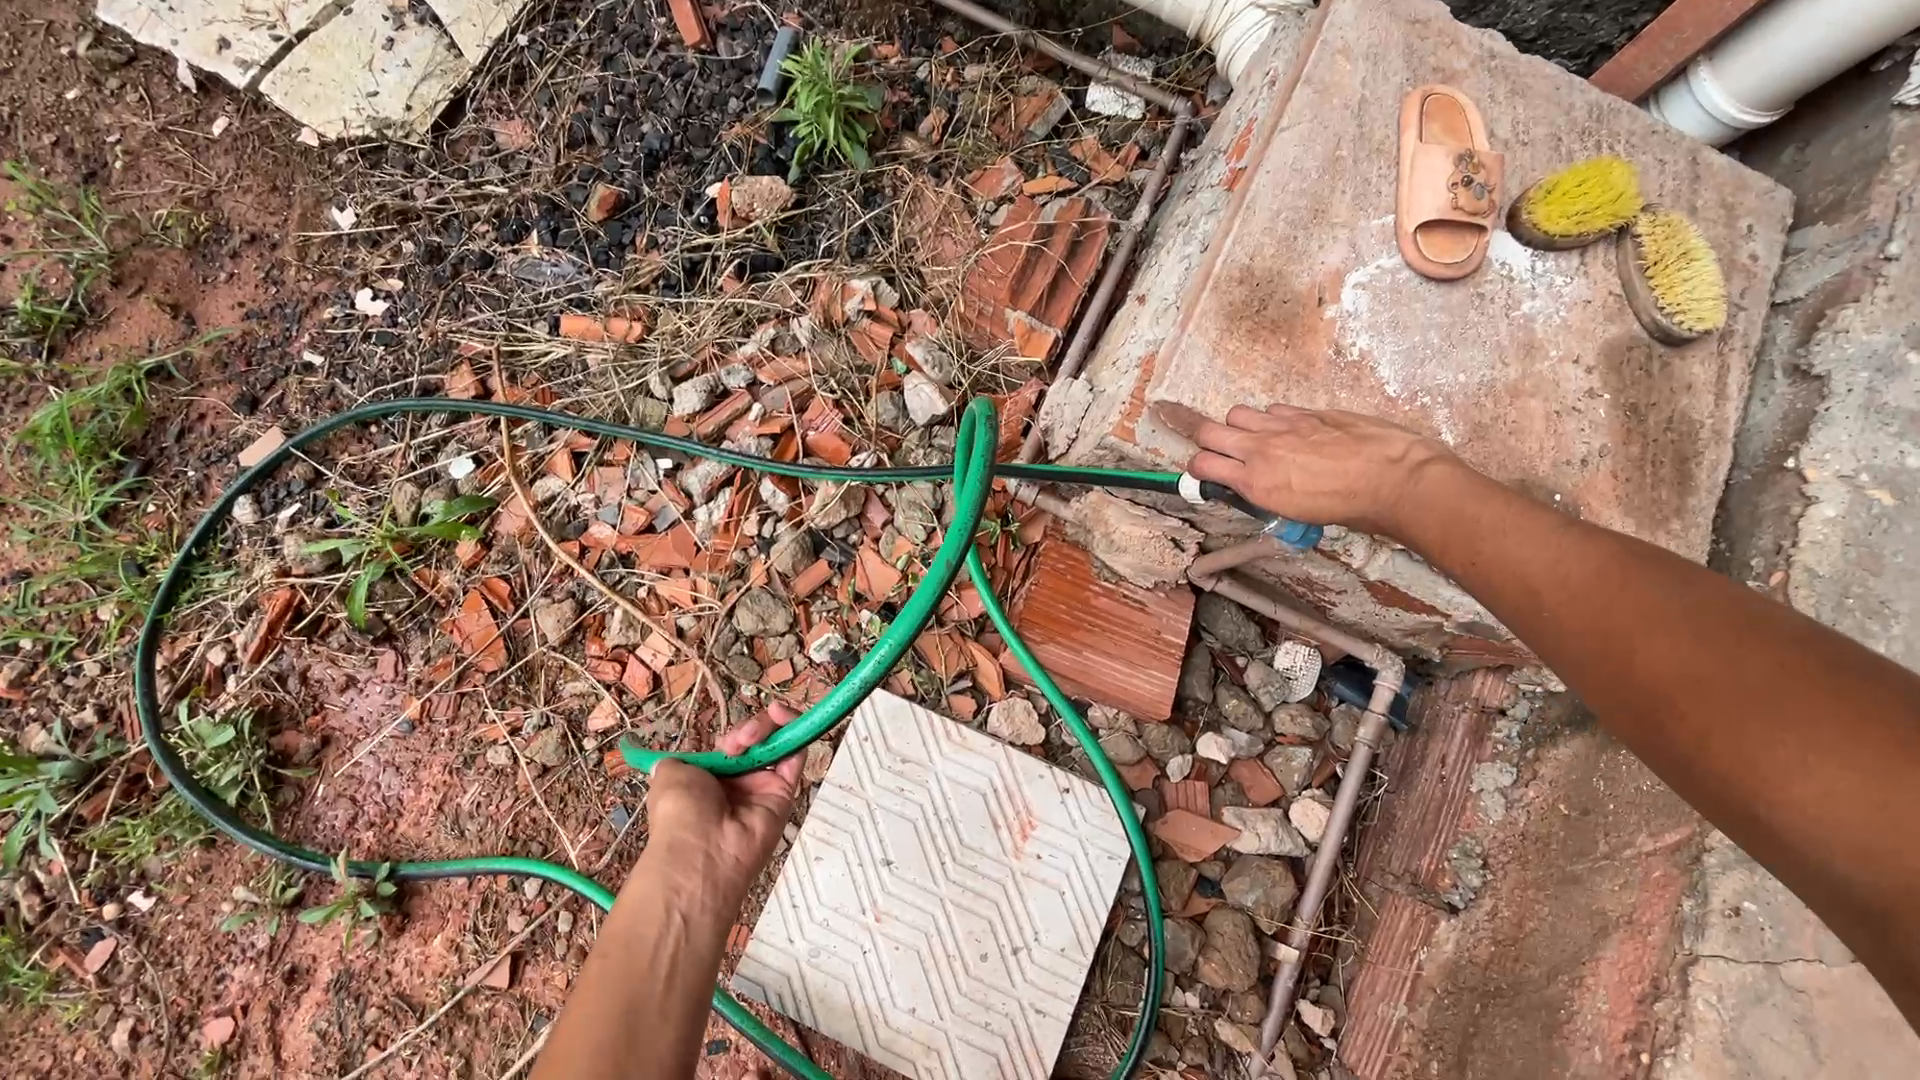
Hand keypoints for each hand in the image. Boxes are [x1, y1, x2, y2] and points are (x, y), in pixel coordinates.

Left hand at [637, 704, 803, 908]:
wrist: (702, 850)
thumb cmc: (680, 811)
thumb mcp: (668, 775)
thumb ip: (676, 761)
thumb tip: (670, 762)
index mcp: (711, 779)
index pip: (731, 745)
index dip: (731, 735)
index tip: (723, 743)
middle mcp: (739, 783)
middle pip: (757, 741)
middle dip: (750, 729)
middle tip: (738, 741)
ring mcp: (764, 787)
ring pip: (776, 744)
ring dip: (769, 726)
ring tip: (752, 736)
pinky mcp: (785, 791)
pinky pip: (795, 757)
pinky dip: (793, 733)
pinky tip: (783, 718)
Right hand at [1157, 402, 1459, 537]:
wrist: (1393, 479)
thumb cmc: (1350, 506)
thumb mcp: (1294, 512)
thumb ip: (1263, 491)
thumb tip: (1251, 483)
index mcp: (1256, 481)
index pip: (1202, 464)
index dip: (1199, 468)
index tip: (1207, 475)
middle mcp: (1261, 449)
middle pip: (1207, 431)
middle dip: (1208, 441)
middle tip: (1222, 453)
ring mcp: (1283, 425)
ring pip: (1237, 413)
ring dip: (1240, 426)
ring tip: (1258, 439)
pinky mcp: (1308, 412)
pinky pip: (1273, 409)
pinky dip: (1274, 419)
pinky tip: (1292, 432)